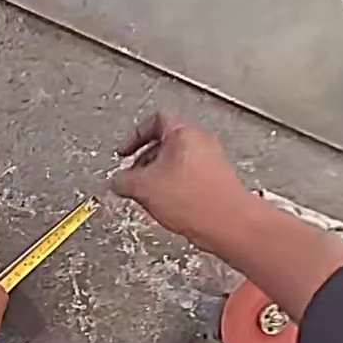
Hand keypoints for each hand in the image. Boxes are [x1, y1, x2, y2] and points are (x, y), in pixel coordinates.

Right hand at [111, 111, 258, 251]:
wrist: (226, 222)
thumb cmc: (193, 199)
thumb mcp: (142, 188)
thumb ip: (122, 181)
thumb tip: (117, 181)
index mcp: (183, 133)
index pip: (155, 120)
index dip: (134, 136)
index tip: (124, 151)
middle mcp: (200, 141)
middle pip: (165, 141)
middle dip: (143, 160)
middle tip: (131, 175)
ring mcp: (210, 159)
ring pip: (176, 160)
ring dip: (156, 174)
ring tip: (146, 192)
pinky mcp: (215, 178)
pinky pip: (187, 175)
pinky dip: (171, 185)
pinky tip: (165, 202)